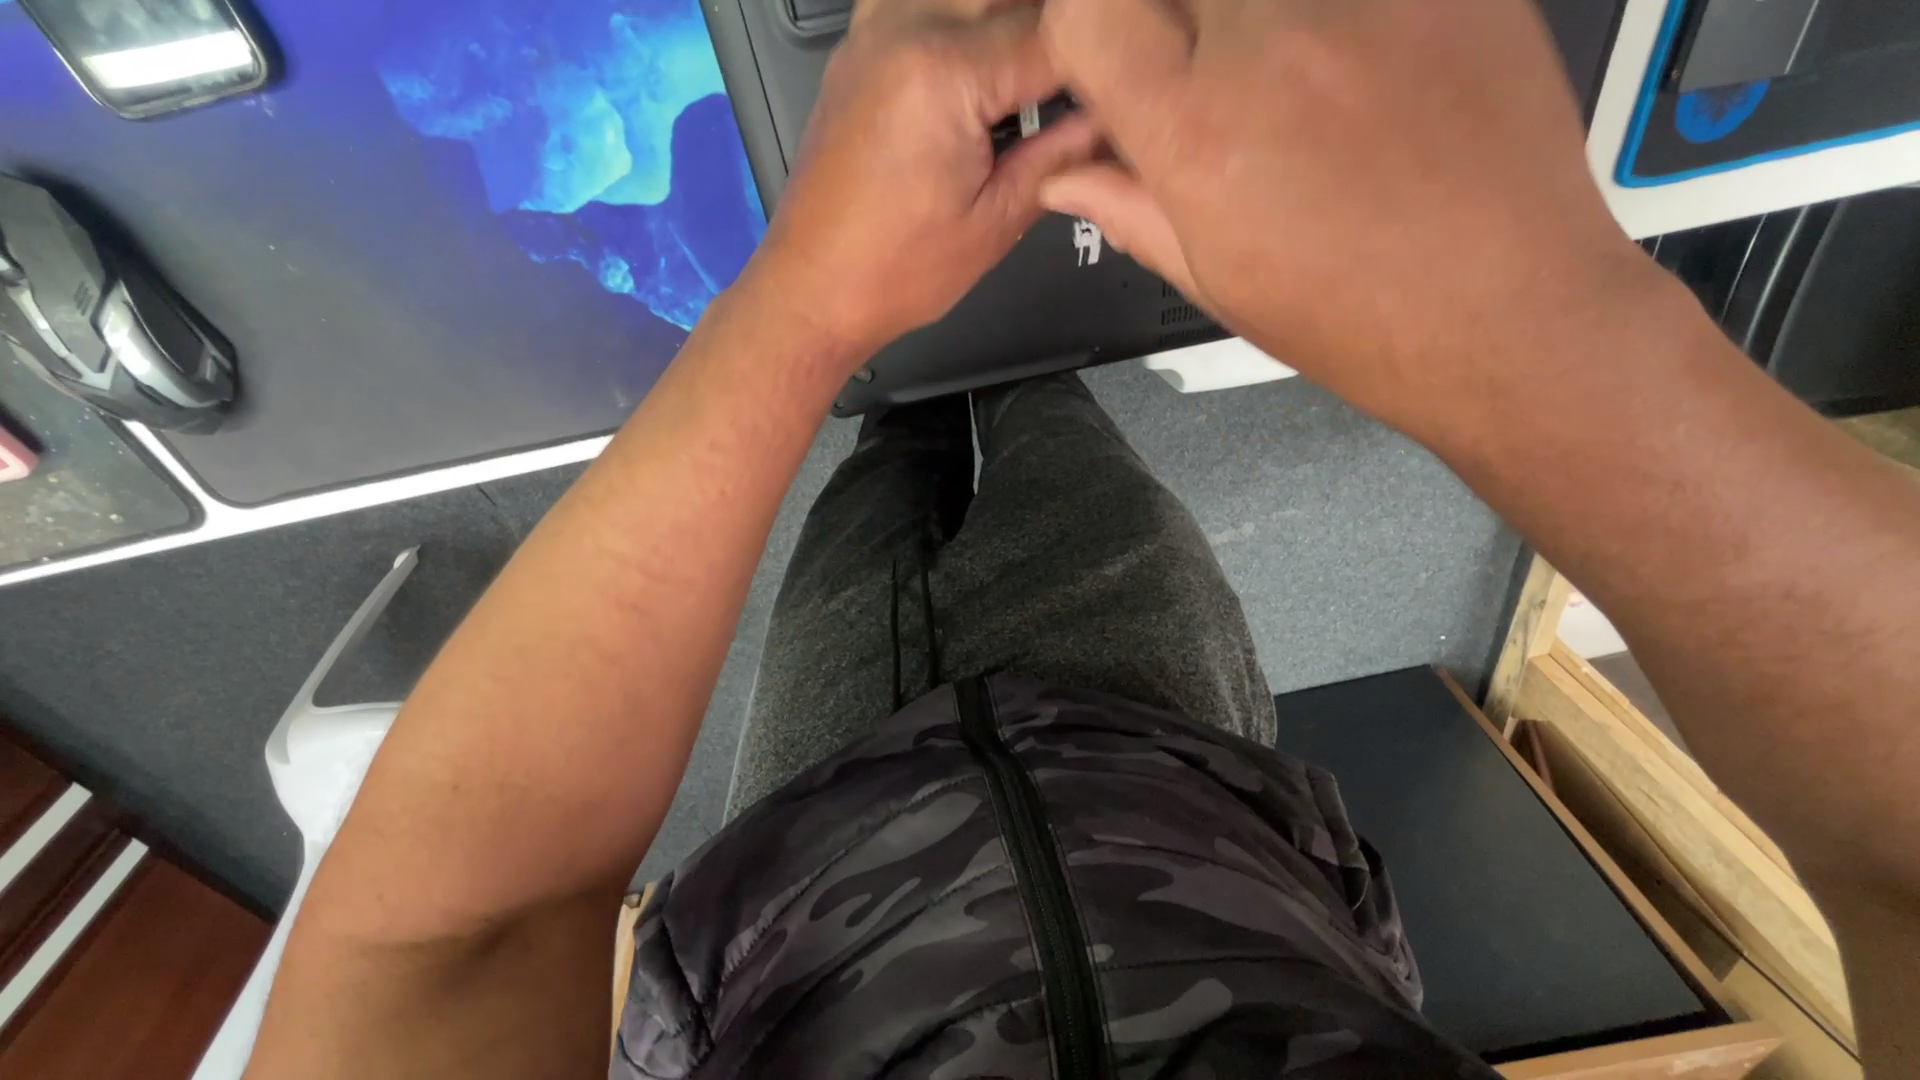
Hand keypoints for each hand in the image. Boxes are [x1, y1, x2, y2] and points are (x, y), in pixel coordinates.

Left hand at [745, 0, 1100, 364]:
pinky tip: (982, 57)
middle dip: (1062, 31)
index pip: (1057, 33)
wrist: (814, 290)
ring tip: (1030, 81)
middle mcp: (903, 30)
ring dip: (1010, 18)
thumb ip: (1060, 155)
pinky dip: (962, 16)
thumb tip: (1108, 121)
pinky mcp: (859, 48)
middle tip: (1078, 86)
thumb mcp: (995, 223)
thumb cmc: (887, 273)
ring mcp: (873, 32)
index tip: (1120, 92)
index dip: (1101, 65)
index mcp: (944, 75)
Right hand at [1038, 0, 1662, 433]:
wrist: (1499, 312)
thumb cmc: (1358, 315)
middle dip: (1168, 23)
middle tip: (1202, 74)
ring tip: (1285, 81)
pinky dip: (1329, 20)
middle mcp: (1273, 43)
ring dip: (1248, 24)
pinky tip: (1340, 61)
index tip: (1108, 63)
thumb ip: (1129, 207)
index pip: (1088, 10)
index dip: (1085, 33)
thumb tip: (1071, 177)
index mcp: (1198, 131)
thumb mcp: (1215, 280)